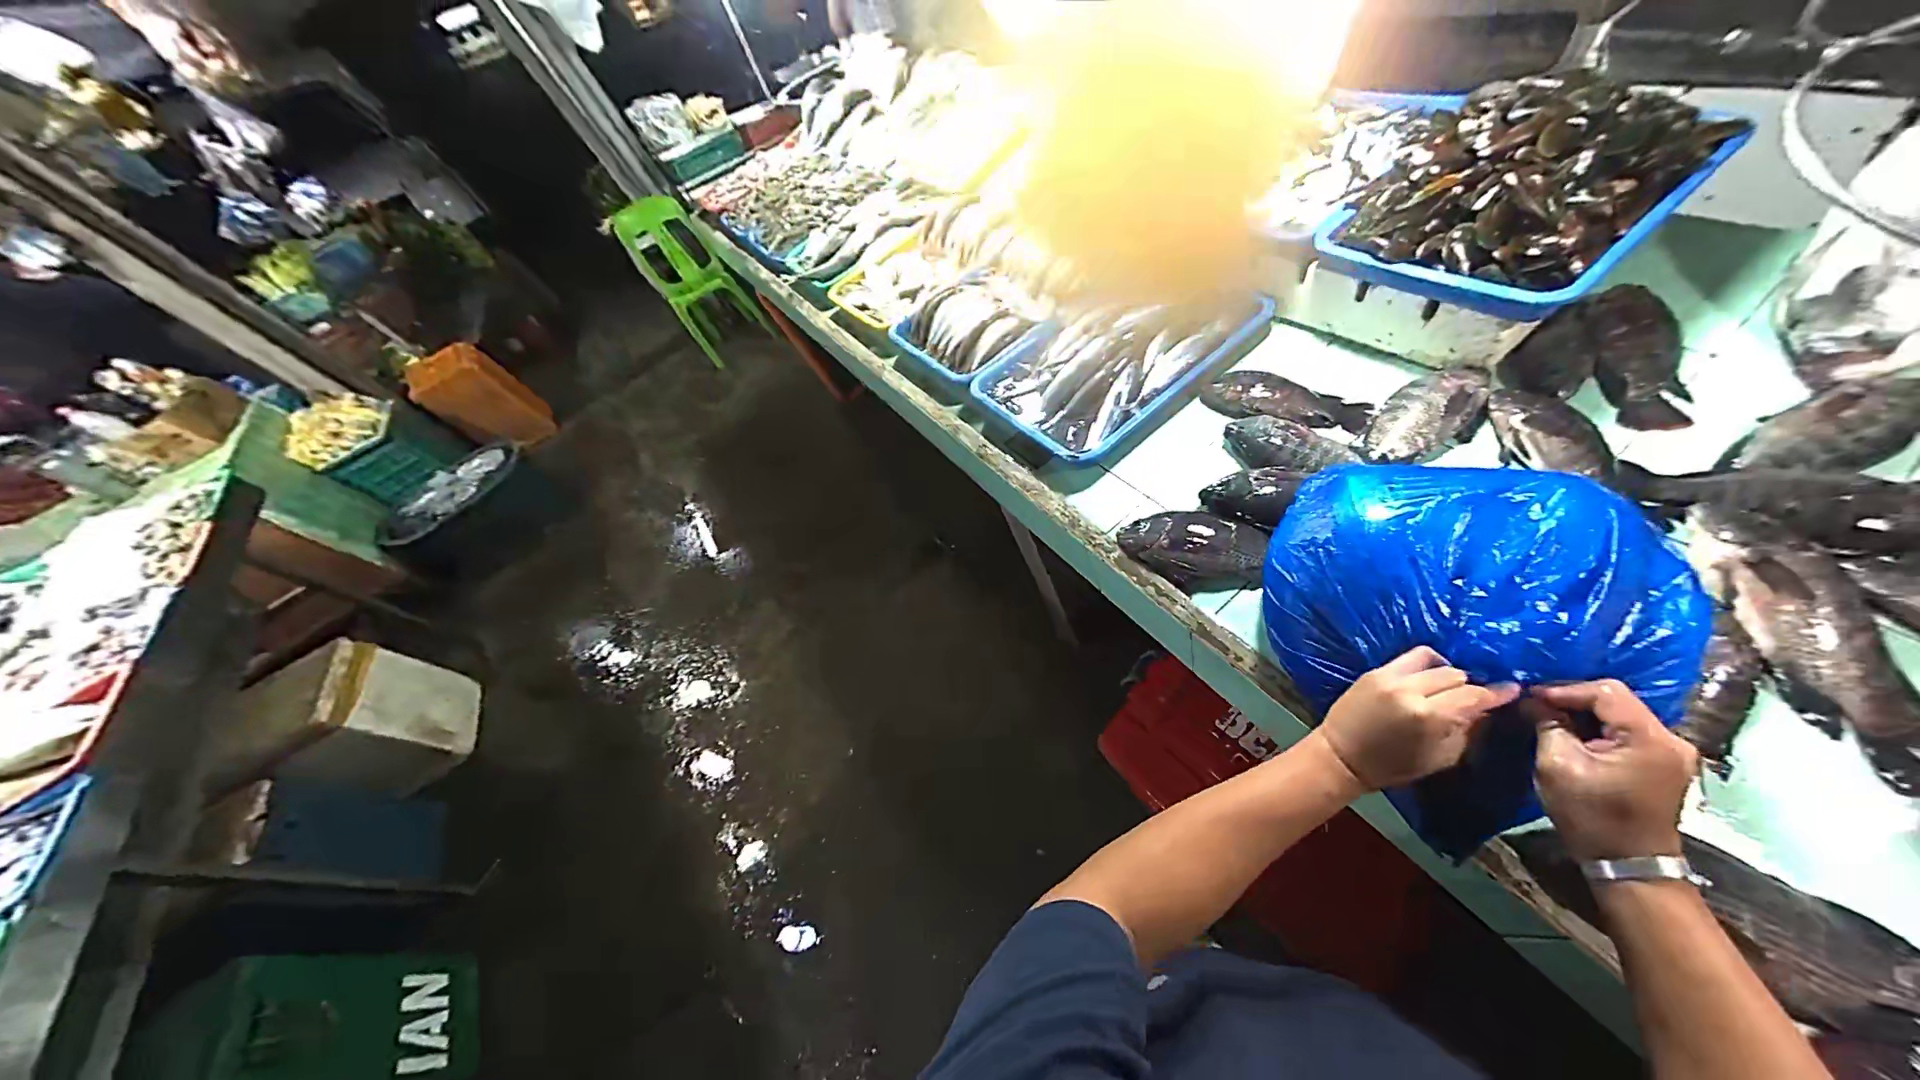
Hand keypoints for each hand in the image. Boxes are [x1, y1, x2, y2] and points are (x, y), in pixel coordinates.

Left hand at [1316, 646, 1519, 791]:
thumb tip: (1486, 710)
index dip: (1497, 693)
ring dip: (1446, 672)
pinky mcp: (1374, 671)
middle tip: (1474, 696)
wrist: (1342, 754)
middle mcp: (1409, 690)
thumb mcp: (1441, 757)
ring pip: (1433, 660)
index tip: (1513, 690)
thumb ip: (1467, 731)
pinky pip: (1408, 658)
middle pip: (1455, 675)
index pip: (1473, 695)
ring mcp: (1388, 677)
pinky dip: (1424, 665)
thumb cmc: (1393, 766)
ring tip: (1448, 687)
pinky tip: (1428, 677)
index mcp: (1428, 716)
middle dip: (1470, 685)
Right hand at [1526, 680, 1697, 860]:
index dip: (1564, 689)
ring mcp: (1673, 753)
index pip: (1606, 691)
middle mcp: (1671, 740)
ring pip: (1622, 715)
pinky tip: (1576, 736)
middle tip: (1538, 708)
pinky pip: (1628, 732)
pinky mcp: (1665, 764)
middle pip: (1618, 700)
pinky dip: (1600, 729)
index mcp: (1650, 738)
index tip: (1531, 698)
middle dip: (1574, 700)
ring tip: (1552, 720)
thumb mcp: (1557, 764)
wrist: (1629, 864)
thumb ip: (1548, 725)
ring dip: (1586, 715)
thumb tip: (1535, 701)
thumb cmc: (1591, 815)